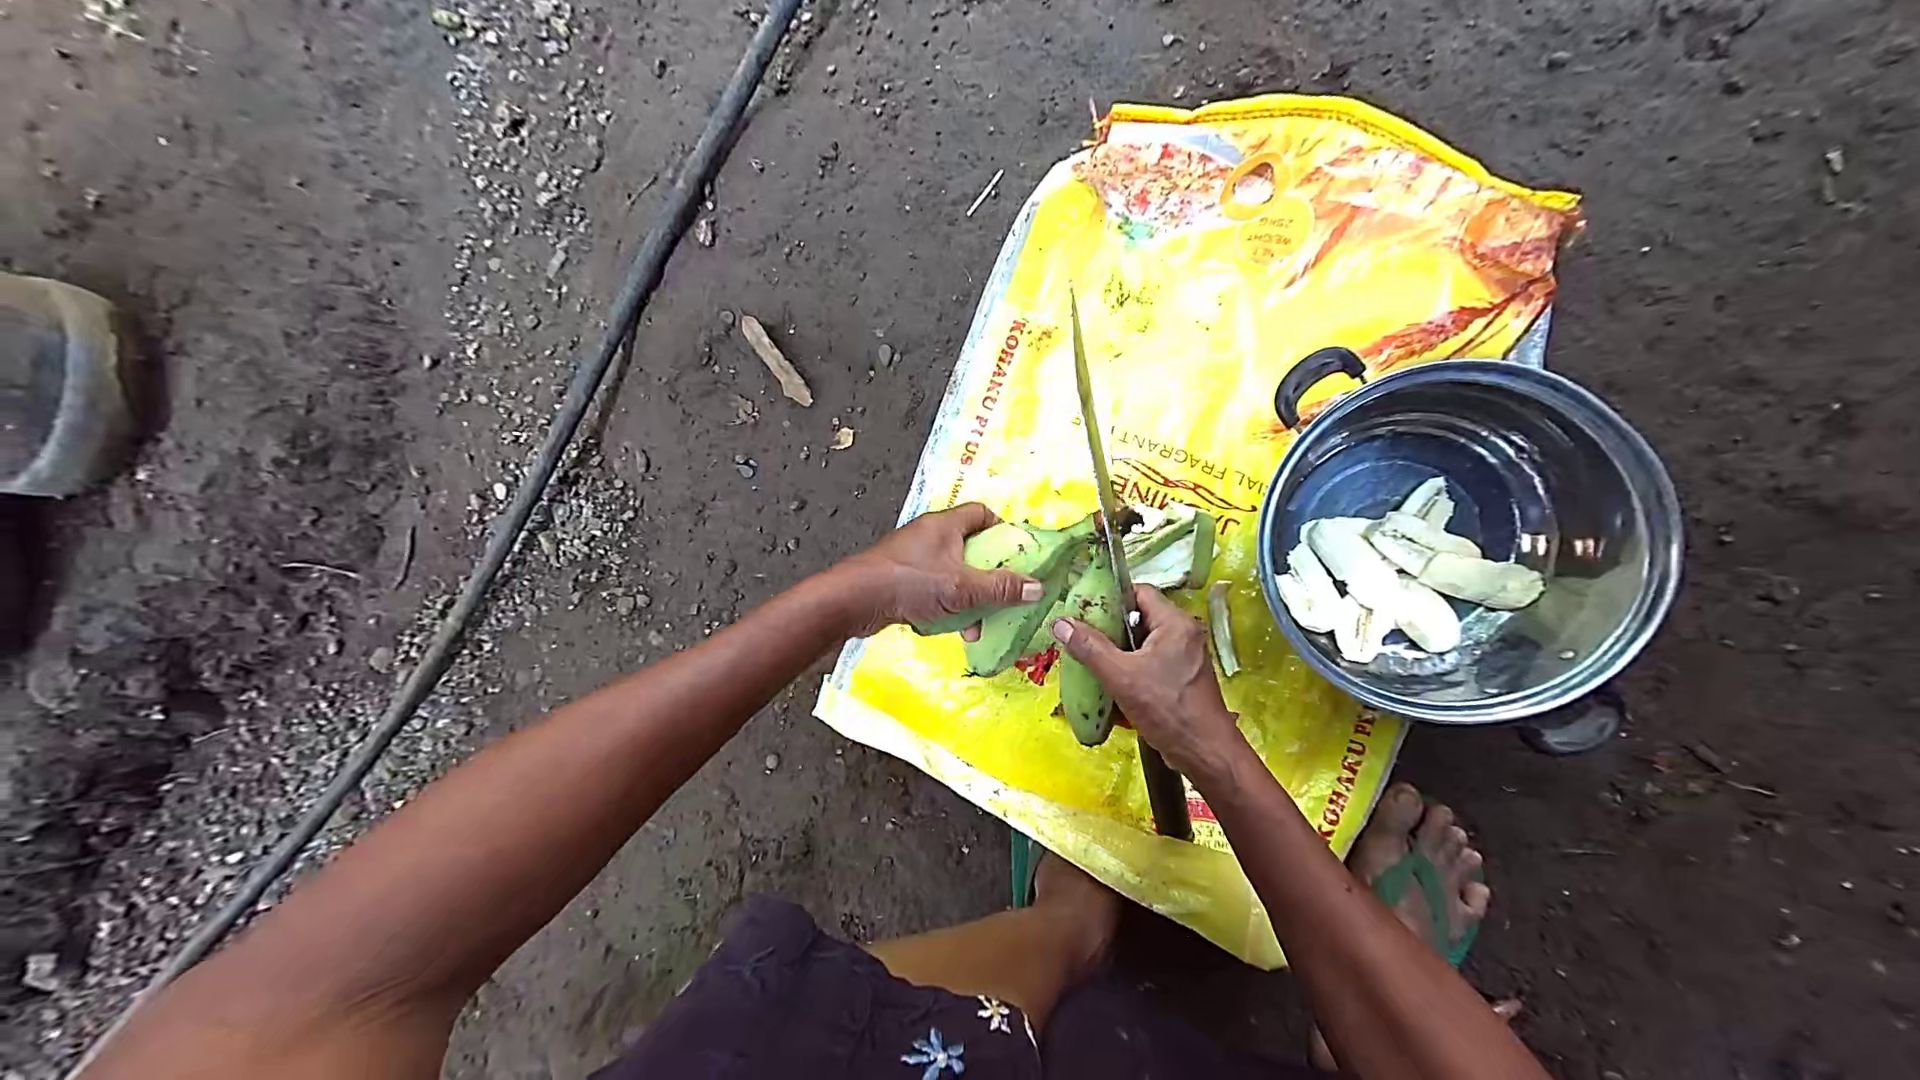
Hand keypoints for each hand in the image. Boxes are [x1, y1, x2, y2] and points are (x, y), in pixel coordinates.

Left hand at [829, 503, 1043, 638]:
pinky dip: (946, 605)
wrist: (854, 601)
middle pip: (970, 547)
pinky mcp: (900, 578)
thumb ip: (1000, 588)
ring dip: (967, 597)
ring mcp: (912, 557)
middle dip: (987, 574)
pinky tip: (951, 627)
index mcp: (945, 524)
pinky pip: (934, 588)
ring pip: (952, 572)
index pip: (981, 513)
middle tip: (1000, 593)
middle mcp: (929, 535)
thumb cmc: (908, 583)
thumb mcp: (962, 587)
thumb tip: (1036, 587)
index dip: (1002, 530)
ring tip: (976, 622)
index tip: (1016, 554)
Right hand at [1050, 585, 1249, 785]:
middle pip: (1139, 617)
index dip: (1110, 597)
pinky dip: (1130, 666)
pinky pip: (1151, 660)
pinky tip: (1111, 680)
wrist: (1205, 754)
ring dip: (1118, 650)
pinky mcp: (1182, 676)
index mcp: (1175, 623)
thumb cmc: (1167, 709)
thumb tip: (1061, 623)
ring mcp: (1185, 656)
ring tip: (1090, 657)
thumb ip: (1090, 648)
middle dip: (1110, 627)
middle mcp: (1184, 633)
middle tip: (1082, 635)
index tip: (1085, 610)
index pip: (1138, 592)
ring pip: (1143, 641)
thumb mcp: (1121, 676)